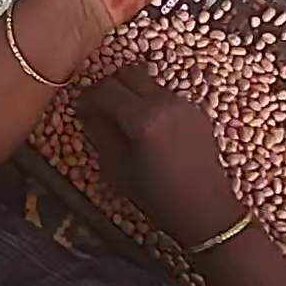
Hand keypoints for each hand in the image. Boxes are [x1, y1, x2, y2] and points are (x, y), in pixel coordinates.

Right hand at [79, 65, 247, 247]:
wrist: (206, 211)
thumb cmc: (158, 196)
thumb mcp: (119, 169)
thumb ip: (102, 134)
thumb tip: (90, 114)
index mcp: (143, 118)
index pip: (106, 90)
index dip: (87, 97)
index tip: (80, 109)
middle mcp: (165, 102)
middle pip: (128, 74)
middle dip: (108, 87)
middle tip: (98, 107)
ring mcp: (184, 104)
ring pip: (148, 82)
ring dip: (130, 93)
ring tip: (122, 119)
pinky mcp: (196, 111)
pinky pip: (164, 96)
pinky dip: (149, 102)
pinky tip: (146, 127)